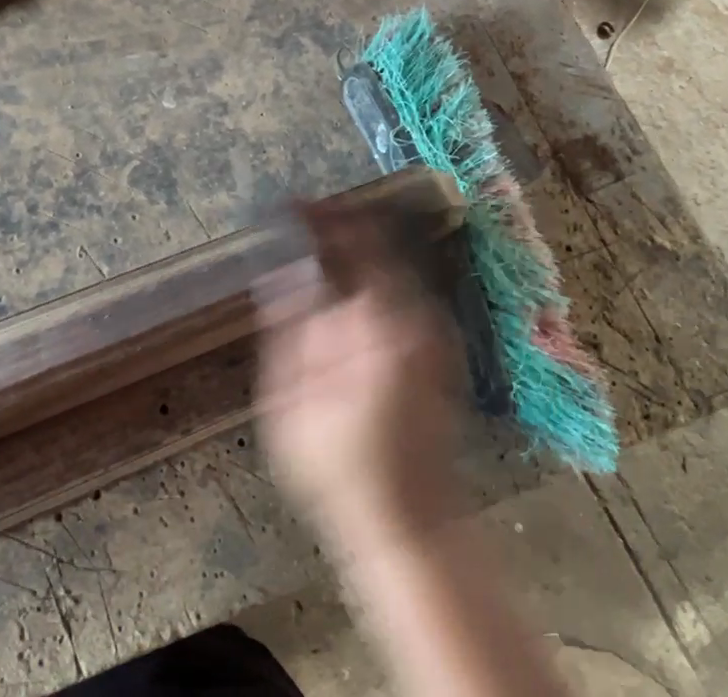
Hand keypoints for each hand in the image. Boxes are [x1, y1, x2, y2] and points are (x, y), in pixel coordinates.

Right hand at [254, 204, 463, 545]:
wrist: (407, 523)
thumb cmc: (337, 466)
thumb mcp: (290, 397)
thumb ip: (290, 324)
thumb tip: (286, 268)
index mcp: (381, 321)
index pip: (354, 241)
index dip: (320, 216)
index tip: (288, 203)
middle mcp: (420, 318)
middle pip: (382, 249)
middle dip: (340, 229)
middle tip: (300, 222)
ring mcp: (437, 338)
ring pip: (396, 273)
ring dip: (358, 254)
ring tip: (317, 249)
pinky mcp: (442, 357)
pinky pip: (405, 298)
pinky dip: (374, 281)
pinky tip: (345, 294)